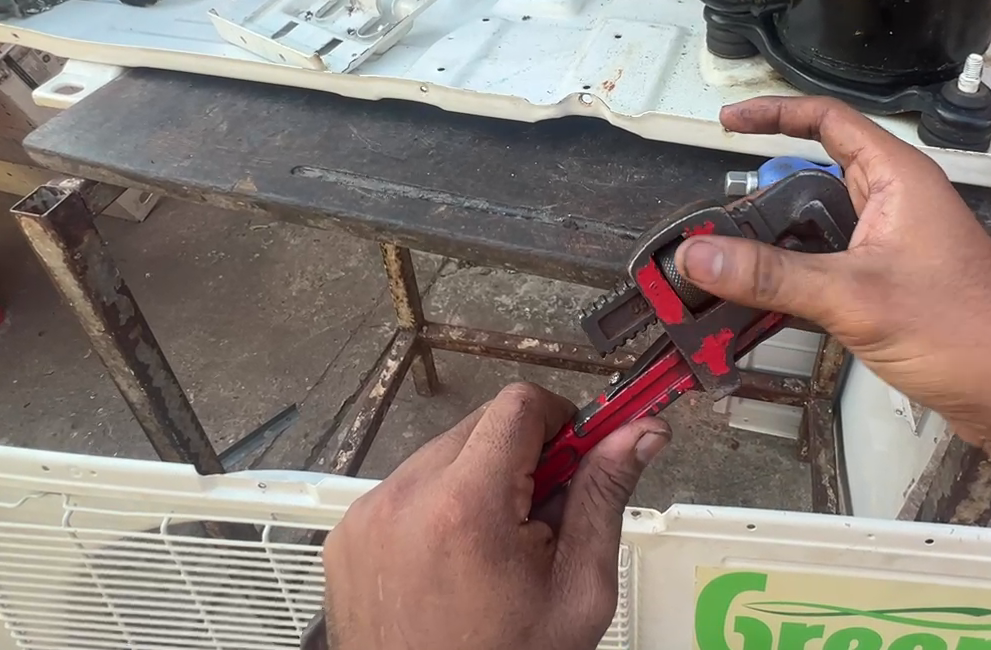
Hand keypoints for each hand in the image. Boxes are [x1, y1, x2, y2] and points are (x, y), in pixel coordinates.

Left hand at [323, 382, 669, 649]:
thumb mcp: (577, 587)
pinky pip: (408, 483)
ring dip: (479, 476)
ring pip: (446, 449)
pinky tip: (453, 554)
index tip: (570, 453)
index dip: (555, 419)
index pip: (519, 404)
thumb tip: (641, 431)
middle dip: (521, 452)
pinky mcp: (348, 531)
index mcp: (467, 505)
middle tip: (540, 510)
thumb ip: (606, 495)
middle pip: (483, 423)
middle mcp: (407, 496)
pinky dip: (438, 501)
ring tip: (493, 542)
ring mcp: (370, 514)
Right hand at [676, 96, 990, 443]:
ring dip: (779, 232)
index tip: (726, 123)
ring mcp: (895, 240)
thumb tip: (693, 255)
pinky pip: (832, 257)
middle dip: (766, 184)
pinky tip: (768, 295)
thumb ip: (771, 275)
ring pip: (823, 219)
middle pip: (818, 169)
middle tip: (718, 208)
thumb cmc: (958, 330)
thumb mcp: (854, 296)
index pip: (827, 119)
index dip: (774, 113)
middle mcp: (894, 199)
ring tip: (730, 253)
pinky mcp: (893, 279)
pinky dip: (797, 267)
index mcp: (895, 176)